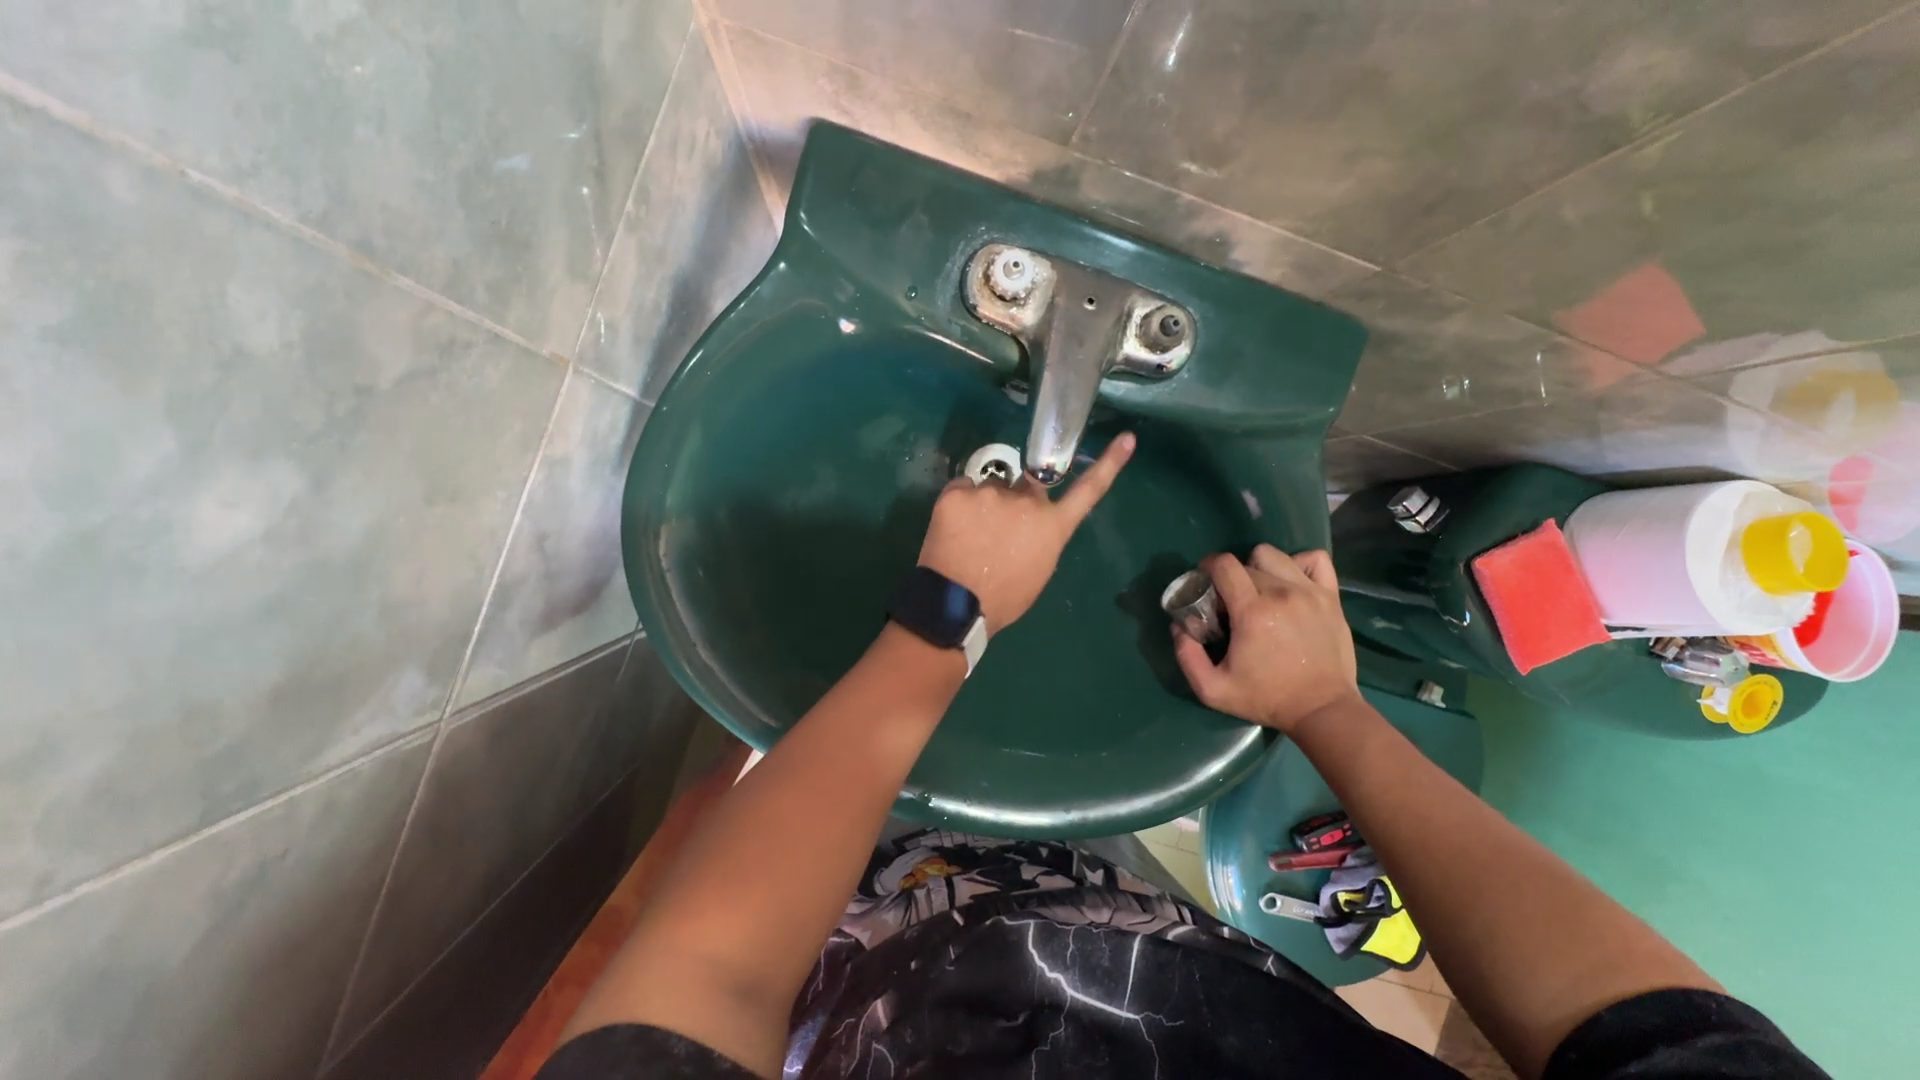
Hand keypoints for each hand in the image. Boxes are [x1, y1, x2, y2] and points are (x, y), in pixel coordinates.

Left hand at [917, 433, 1134, 633]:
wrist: (957, 605)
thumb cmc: (1004, 598)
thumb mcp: (1039, 569)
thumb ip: (1042, 536)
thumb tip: (1031, 524)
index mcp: (1054, 525)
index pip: (1089, 489)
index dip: (1110, 463)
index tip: (1127, 438)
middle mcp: (1028, 501)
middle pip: (1026, 486)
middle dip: (1017, 500)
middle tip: (997, 530)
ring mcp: (991, 493)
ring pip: (992, 487)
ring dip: (987, 503)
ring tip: (972, 535)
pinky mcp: (958, 493)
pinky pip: (962, 488)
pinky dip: (960, 505)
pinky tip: (955, 529)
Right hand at [1171, 545, 1359, 733]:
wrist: (1323, 710)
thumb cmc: (1266, 699)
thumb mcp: (1213, 689)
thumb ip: (1187, 656)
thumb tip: (1178, 626)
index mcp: (1252, 612)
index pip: (1224, 565)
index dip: (1208, 567)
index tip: (1205, 582)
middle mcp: (1281, 593)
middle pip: (1247, 563)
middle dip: (1232, 577)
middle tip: (1232, 603)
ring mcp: (1310, 592)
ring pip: (1276, 556)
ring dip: (1261, 568)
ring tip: (1261, 592)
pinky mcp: (1331, 597)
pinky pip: (1314, 559)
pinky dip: (1299, 564)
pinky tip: (1291, 583)